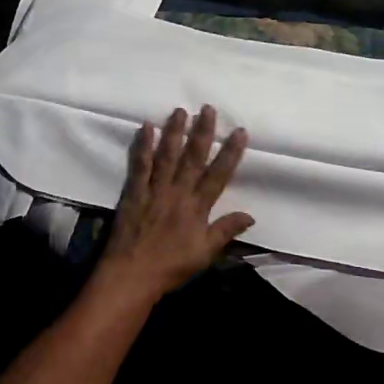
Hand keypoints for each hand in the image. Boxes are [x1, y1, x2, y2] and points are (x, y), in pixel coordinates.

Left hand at [96, 105, 254, 299]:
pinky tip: (145, 127)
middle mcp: (177, 193)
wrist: (132, 274)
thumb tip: (251, 215)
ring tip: (180, 111)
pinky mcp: (134, 192)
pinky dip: (143, 146)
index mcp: (197, 208)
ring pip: (167, 156)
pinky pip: (139, 165)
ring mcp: (154, 190)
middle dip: (202, 132)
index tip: (239, 131)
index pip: (218, 175)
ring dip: (174, 132)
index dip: (230, 152)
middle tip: (208, 108)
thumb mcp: (205, 253)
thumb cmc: (170, 266)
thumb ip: (225, 230)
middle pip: (193, 158)